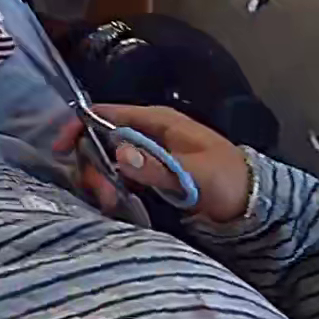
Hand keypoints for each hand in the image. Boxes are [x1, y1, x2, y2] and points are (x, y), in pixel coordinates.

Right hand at [55, 104, 252, 222]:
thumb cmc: (228, 181)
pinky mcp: (151, 173)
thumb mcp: (194, 174)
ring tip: (111, 204)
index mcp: (157, 121)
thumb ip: (156, 166)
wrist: (256, 204)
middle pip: (101, 139)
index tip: (62, 148)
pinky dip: (111, 187)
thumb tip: (119, 153)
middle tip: (100, 194)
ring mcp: (148, 153)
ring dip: (101, 179)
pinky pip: (119, 174)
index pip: (107, 113)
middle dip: (91, 163)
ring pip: (107, 159)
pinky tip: (115, 204)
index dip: (80, 125)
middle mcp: (148, 132)